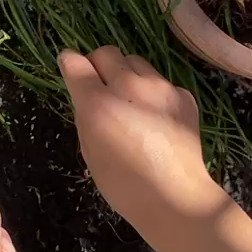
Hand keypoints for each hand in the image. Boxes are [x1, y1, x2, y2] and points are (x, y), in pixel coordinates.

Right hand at [59, 46, 231, 240]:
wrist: (175, 198)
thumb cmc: (123, 185)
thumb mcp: (90, 151)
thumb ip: (85, 115)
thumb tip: (86, 95)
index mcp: (98, 104)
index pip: (75, 62)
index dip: (69, 63)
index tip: (70, 69)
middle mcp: (129, 86)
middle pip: (107, 53)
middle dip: (98, 65)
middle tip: (100, 87)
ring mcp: (160, 88)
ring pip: (136, 62)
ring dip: (126, 75)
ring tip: (130, 103)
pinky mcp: (183, 95)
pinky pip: (160, 81)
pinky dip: (152, 92)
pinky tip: (154, 119)